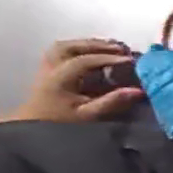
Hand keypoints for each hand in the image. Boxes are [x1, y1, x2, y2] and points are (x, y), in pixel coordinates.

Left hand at [0, 39, 144, 123]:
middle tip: (120, 48)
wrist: (34, 128)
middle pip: (70, 47)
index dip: (108, 58)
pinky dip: (79, 48)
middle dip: (97, 45)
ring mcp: (46, 68)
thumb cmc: (61, 123)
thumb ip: (111, 102)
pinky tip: (93, 53)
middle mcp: (50, 68)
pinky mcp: (47, 71)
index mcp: (59, 78)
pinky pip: (61, 52)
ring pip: (64, 47)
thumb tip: (139, 90)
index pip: (84, 60)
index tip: (130, 59)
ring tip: (109, 46)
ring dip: (87, 44)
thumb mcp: (88, 115)